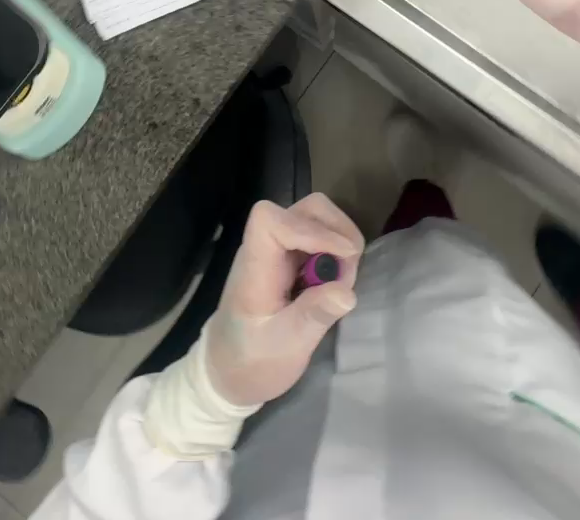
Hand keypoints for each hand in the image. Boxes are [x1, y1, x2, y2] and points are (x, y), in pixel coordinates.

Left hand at [203, 194, 363, 406]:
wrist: (228, 372)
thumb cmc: (251, 362)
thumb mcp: (285, 349)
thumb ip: (313, 317)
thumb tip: (347, 292)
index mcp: (255, 267)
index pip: (270, 220)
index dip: (310, 229)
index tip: (342, 256)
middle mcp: (265, 249)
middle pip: (302, 208)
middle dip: (335, 229)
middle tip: (350, 266)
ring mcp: (277, 251)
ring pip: (313, 217)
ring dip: (338, 239)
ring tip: (344, 277)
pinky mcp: (289, 259)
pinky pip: (317, 236)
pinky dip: (335, 249)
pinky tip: (337, 281)